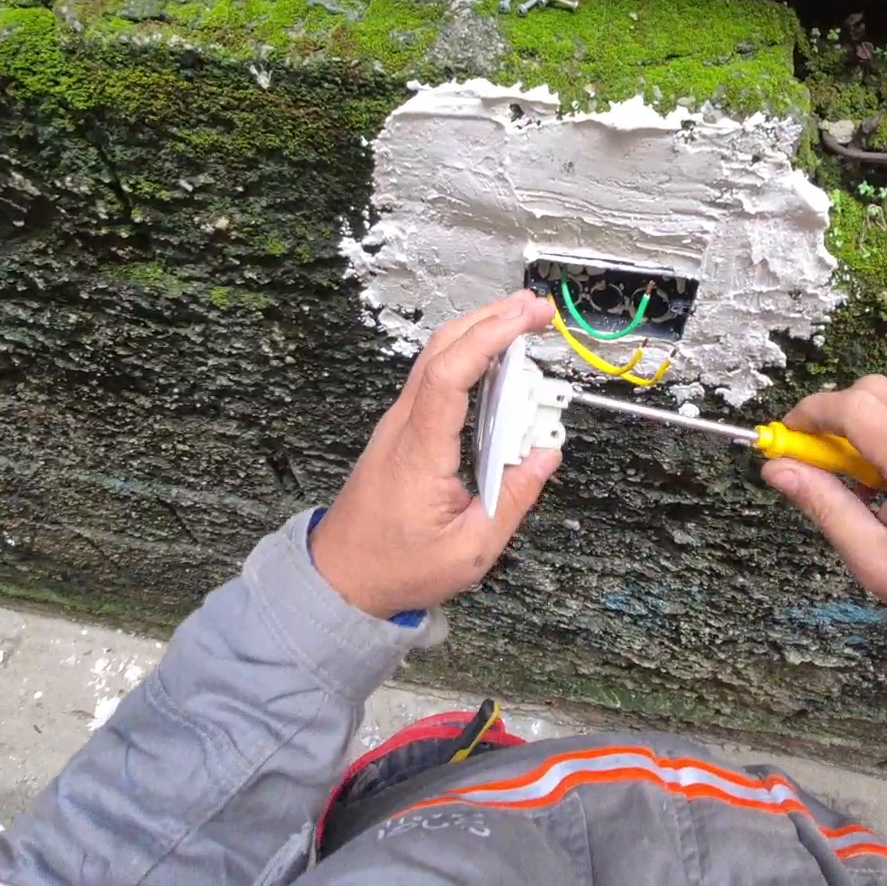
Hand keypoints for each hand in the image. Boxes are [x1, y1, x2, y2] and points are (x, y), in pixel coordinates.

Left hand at [312, 292, 562, 619]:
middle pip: (441, 348)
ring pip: (435, 357)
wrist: (340, 577)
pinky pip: (434, 378)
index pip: (449, 374)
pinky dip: (467, 355)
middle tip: (536, 309)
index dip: (489, 337)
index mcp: (420, 451)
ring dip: (478, 331)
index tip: (527, 318)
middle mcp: (404, 425)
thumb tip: (546, 454)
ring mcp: (399, 423)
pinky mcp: (403, 430)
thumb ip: (514, 499)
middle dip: (491, 318)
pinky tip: (494, 360)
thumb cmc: (396, 567)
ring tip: (522, 323)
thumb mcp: (470, 550)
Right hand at [761, 376, 886, 641]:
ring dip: (864, 423)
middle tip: (820, 459)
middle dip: (834, 414)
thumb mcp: (877, 562)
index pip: (856, 407)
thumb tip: (775, 468)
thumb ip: (824, 505)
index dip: (810, 414)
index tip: (786, 440)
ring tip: (864, 476)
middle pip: (875, 390)